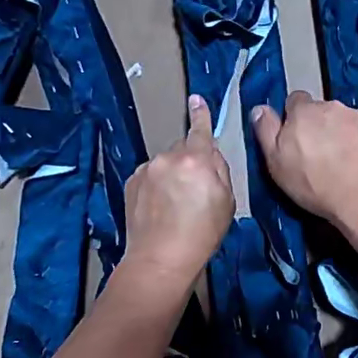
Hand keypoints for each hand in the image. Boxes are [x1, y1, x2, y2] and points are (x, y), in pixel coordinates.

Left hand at [119, 95, 232, 299]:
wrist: (160, 258)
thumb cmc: (201, 234)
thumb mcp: (226, 201)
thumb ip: (219, 170)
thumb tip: (209, 155)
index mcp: (195, 159)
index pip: (200, 130)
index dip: (201, 115)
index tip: (196, 99)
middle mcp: (168, 158)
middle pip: (183, 150)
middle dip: (189, 162)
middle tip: (195, 190)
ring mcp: (146, 169)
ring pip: (164, 164)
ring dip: (171, 175)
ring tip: (175, 205)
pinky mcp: (131, 182)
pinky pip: (149, 176)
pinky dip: (155, 186)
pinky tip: (159, 208)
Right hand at [250, 91, 357, 228]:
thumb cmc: (315, 183)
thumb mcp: (275, 161)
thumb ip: (265, 130)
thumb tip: (259, 109)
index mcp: (302, 111)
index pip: (293, 100)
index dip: (292, 118)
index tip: (293, 138)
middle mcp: (330, 106)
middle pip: (319, 109)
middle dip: (316, 125)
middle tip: (315, 154)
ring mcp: (357, 116)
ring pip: (341, 119)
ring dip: (338, 132)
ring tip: (339, 161)